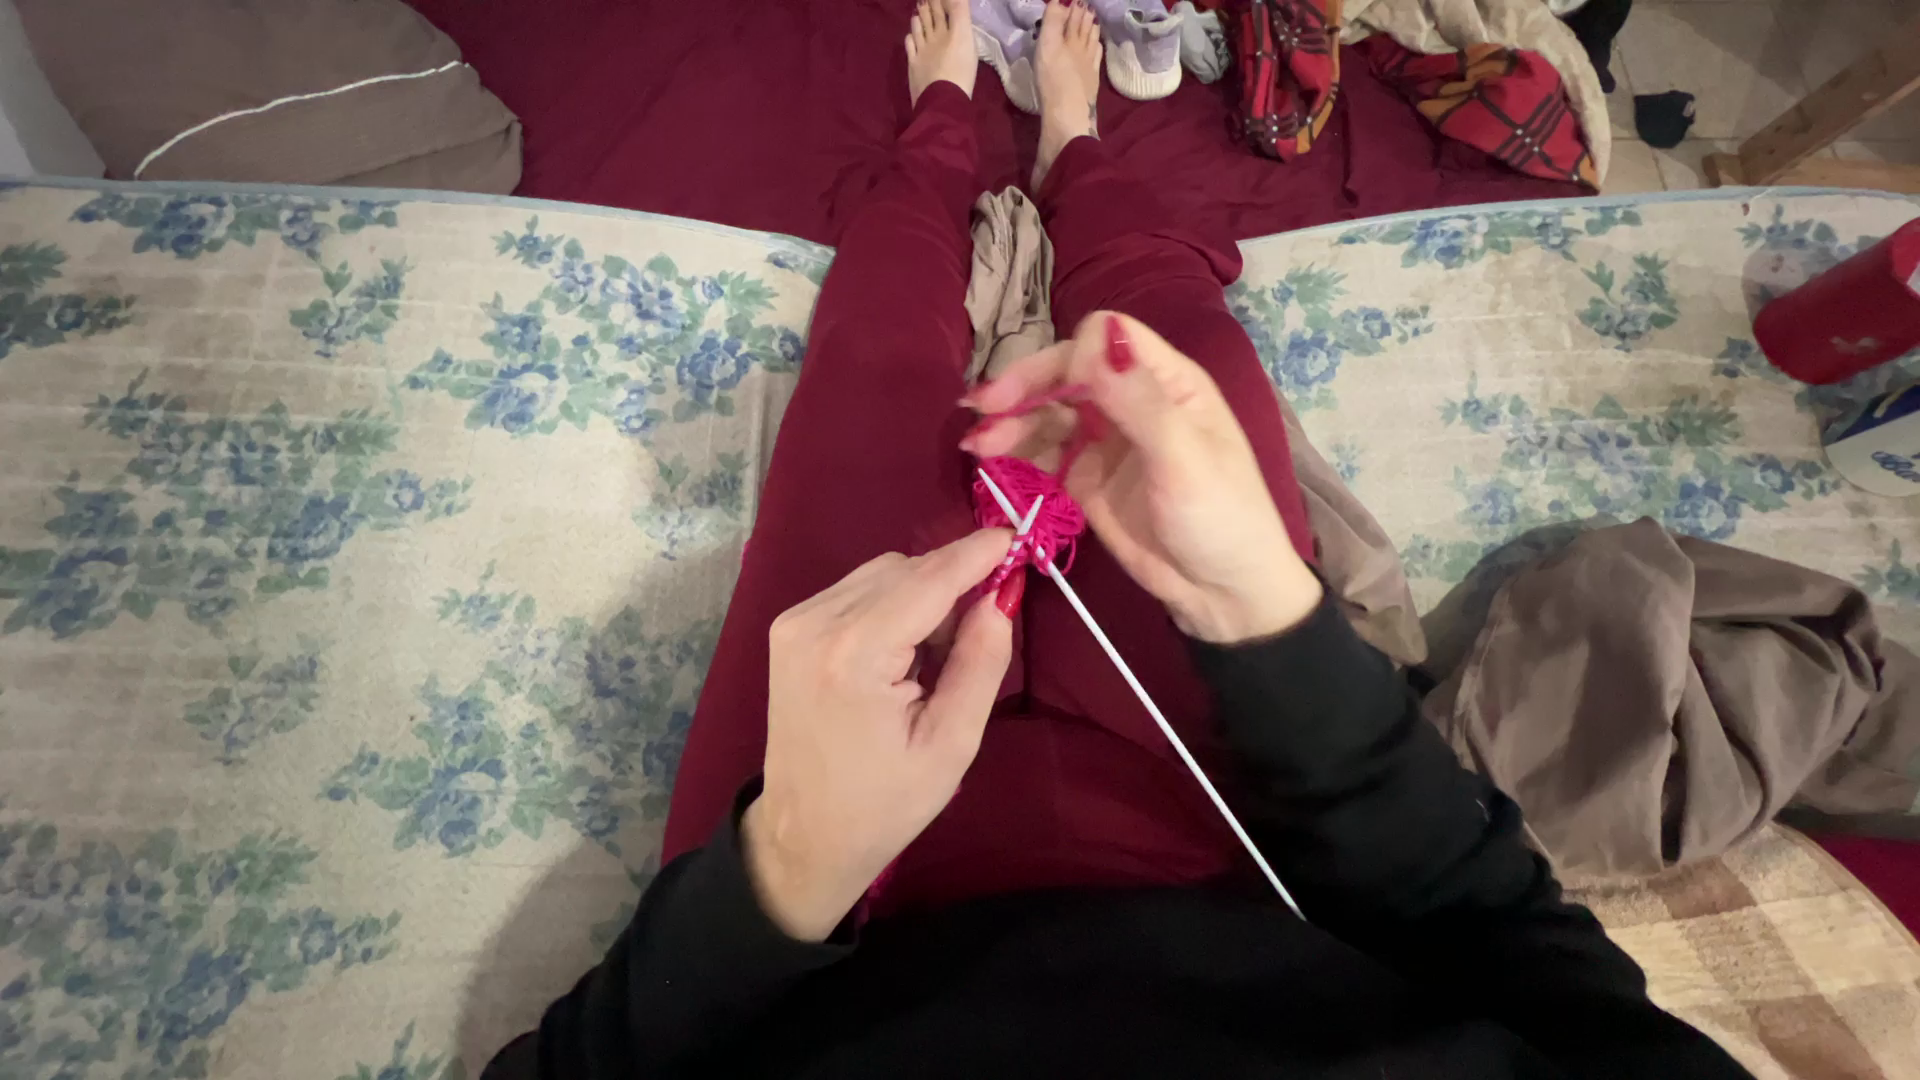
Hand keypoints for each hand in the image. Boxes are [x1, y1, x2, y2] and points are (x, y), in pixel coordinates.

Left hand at [743, 530, 1014, 941]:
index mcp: (853, 654)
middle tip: (977, 634)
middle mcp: (815, 623)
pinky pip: (858, 589)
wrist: (803, 836)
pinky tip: (899, 652)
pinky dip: (892, 604)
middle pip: (904, 569)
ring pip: (881, 573)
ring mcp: (795, 621)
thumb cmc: (884, 804)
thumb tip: (1001, 594)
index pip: (928, 579)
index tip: (1018, 534)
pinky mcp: (789, 627)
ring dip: (922, 596)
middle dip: (951, 584)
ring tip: (932, 659)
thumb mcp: (951, 743)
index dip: (976, 553)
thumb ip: (981, 661)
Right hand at [964, 311, 1321, 643]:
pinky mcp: (1086, 478)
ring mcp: (1105, 441)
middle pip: (1066, 373)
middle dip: (1022, 386)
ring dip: (1011, 421)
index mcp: (1166, 382)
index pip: (1104, 340)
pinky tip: (990, 455)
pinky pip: (1044, 452)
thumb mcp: (1184, 458)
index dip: (1065, 357)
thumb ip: (1138, 399)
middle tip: (980, 408)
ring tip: (976, 444)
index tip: (1035, 391)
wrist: (1222, 593)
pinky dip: (1016, 450)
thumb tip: (1097, 334)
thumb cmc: (1220, 518)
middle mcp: (1130, 401)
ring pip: (1048, 413)